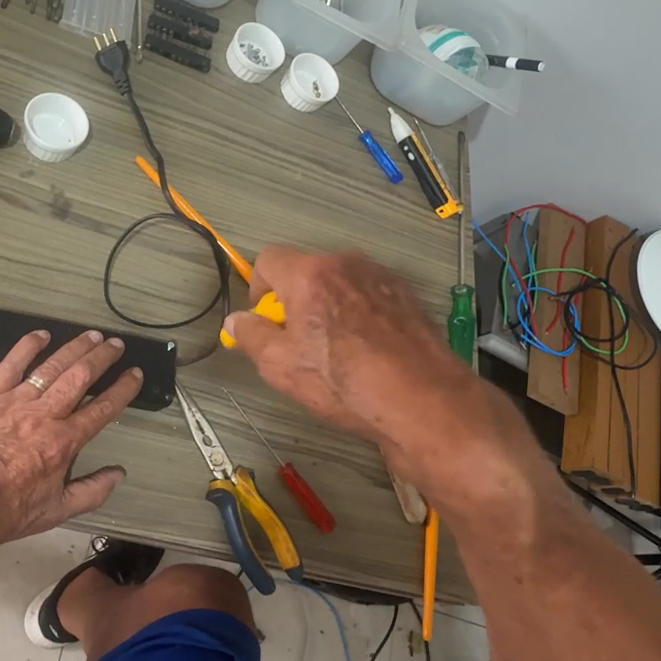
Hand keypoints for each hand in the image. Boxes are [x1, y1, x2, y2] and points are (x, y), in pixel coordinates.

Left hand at [0, 329, 142, 555]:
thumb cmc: (7, 511)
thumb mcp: (57, 511)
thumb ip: (93, 491)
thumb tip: (119, 474)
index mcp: (64, 442)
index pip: (102, 409)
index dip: (123, 389)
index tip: (135, 374)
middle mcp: (44, 416)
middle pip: (80, 377)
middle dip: (102, 358)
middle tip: (116, 345)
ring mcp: (16, 402)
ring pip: (51, 367)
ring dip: (74, 348)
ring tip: (91, 336)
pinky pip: (10, 365)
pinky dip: (27, 347)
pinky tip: (41, 334)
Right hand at [223, 247, 527, 500]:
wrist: (422, 401)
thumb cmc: (345, 383)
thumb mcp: (280, 366)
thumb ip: (251, 335)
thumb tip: (237, 320)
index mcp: (310, 274)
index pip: (269, 259)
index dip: (259, 288)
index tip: (266, 320)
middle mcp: (347, 264)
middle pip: (306, 271)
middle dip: (295, 300)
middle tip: (299, 342)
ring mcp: (381, 277)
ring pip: (339, 283)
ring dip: (329, 307)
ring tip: (336, 351)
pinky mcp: (407, 296)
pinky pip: (368, 295)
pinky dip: (359, 314)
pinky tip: (367, 351)